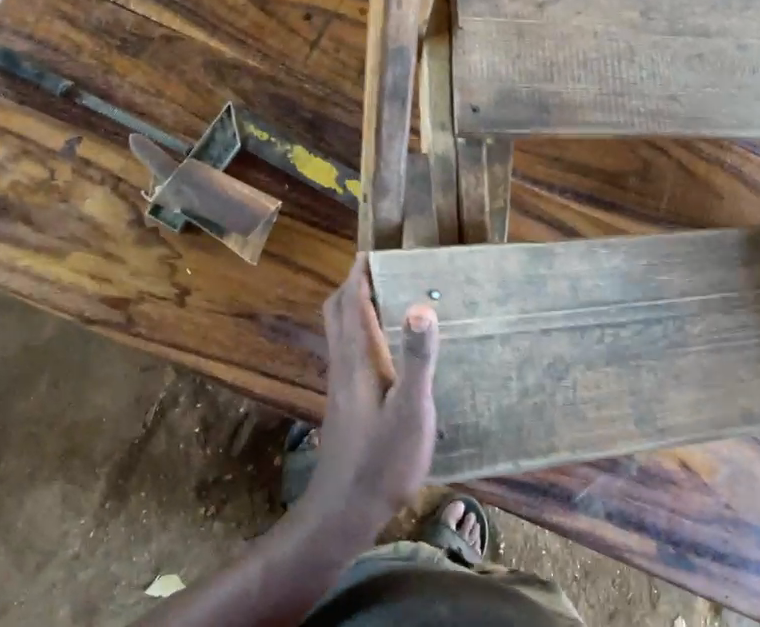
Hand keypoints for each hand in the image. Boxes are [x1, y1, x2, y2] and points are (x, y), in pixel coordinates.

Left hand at [300, 254, 439, 540]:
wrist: (344, 510)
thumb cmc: (382, 459)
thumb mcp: (411, 410)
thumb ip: (418, 358)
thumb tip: (422, 306)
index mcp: (357, 358)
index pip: (352, 302)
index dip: (361, 273)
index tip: (376, 249)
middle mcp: (343, 365)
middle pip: (337, 311)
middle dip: (354, 284)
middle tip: (381, 268)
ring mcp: (341, 385)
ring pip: (339, 332)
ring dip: (355, 307)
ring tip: (386, 297)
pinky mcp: (346, 403)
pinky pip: (348, 351)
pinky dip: (361, 332)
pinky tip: (386, 347)